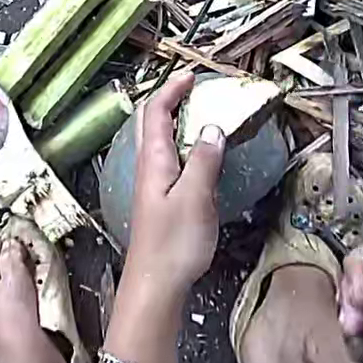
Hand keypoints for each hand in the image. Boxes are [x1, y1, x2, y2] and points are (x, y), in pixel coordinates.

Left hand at [123, 70, 223, 299]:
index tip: (190, 77)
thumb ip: (205, 161)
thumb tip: (214, 128)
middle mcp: (148, 167)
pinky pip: (167, 159)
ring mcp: (151, 184)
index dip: (171, 90)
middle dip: (169, 100)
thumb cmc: (173, 243)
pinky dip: (181, 144)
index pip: (155, 112)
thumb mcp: (195, 197)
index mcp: (154, 161)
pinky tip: (197, 156)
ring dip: (173, 121)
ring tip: (197, 115)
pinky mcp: (158, 199)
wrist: (155, 285)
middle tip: (191, 90)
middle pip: (151, 122)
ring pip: (158, 141)